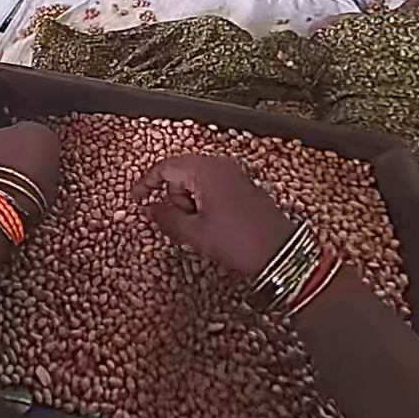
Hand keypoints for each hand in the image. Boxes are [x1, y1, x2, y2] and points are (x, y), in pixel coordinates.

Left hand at [0, 121, 58, 218]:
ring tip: (5, 180)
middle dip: (21, 153)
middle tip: (21, 175)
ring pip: (3, 144)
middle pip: (22, 139)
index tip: (39, 170)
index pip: (44, 141)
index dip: (41, 157)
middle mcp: (21, 128)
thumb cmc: (35, 193)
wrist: (6, 197)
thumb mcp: (52, 182)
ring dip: (4, 156)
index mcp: (45, 134)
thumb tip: (40, 173)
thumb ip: (46, 168)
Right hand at [132, 154, 292, 279]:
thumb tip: (148, 209)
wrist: (283, 253)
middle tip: (183, 223)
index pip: (164, 168)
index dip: (146, 184)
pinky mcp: (242, 184)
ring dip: (190, 201)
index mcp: (204, 170)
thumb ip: (165, 217)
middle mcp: (218, 164)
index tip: (136, 199)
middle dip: (174, 197)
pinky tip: (212, 223)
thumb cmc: (238, 241)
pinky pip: (211, 185)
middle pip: (179, 173)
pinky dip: (203, 201)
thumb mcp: (195, 233)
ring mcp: (233, 173)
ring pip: (195, 180)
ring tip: (202, 227)